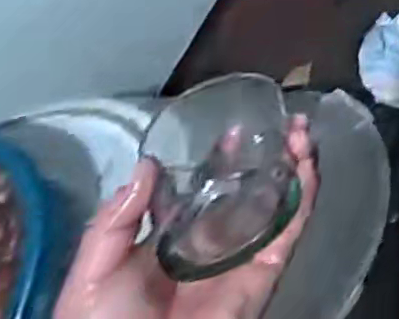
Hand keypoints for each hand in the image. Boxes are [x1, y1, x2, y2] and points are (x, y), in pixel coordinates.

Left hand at [53, 115, 318, 318]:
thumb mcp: (91, 278)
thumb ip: (113, 224)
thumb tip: (148, 163)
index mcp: (180, 240)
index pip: (211, 189)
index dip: (227, 158)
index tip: (235, 130)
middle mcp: (220, 238)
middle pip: (256, 185)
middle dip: (273, 150)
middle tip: (283, 120)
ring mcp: (249, 248)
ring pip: (283, 194)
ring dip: (297, 159)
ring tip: (300, 129)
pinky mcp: (271, 261)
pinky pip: (295, 220)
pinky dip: (307, 187)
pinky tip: (307, 161)